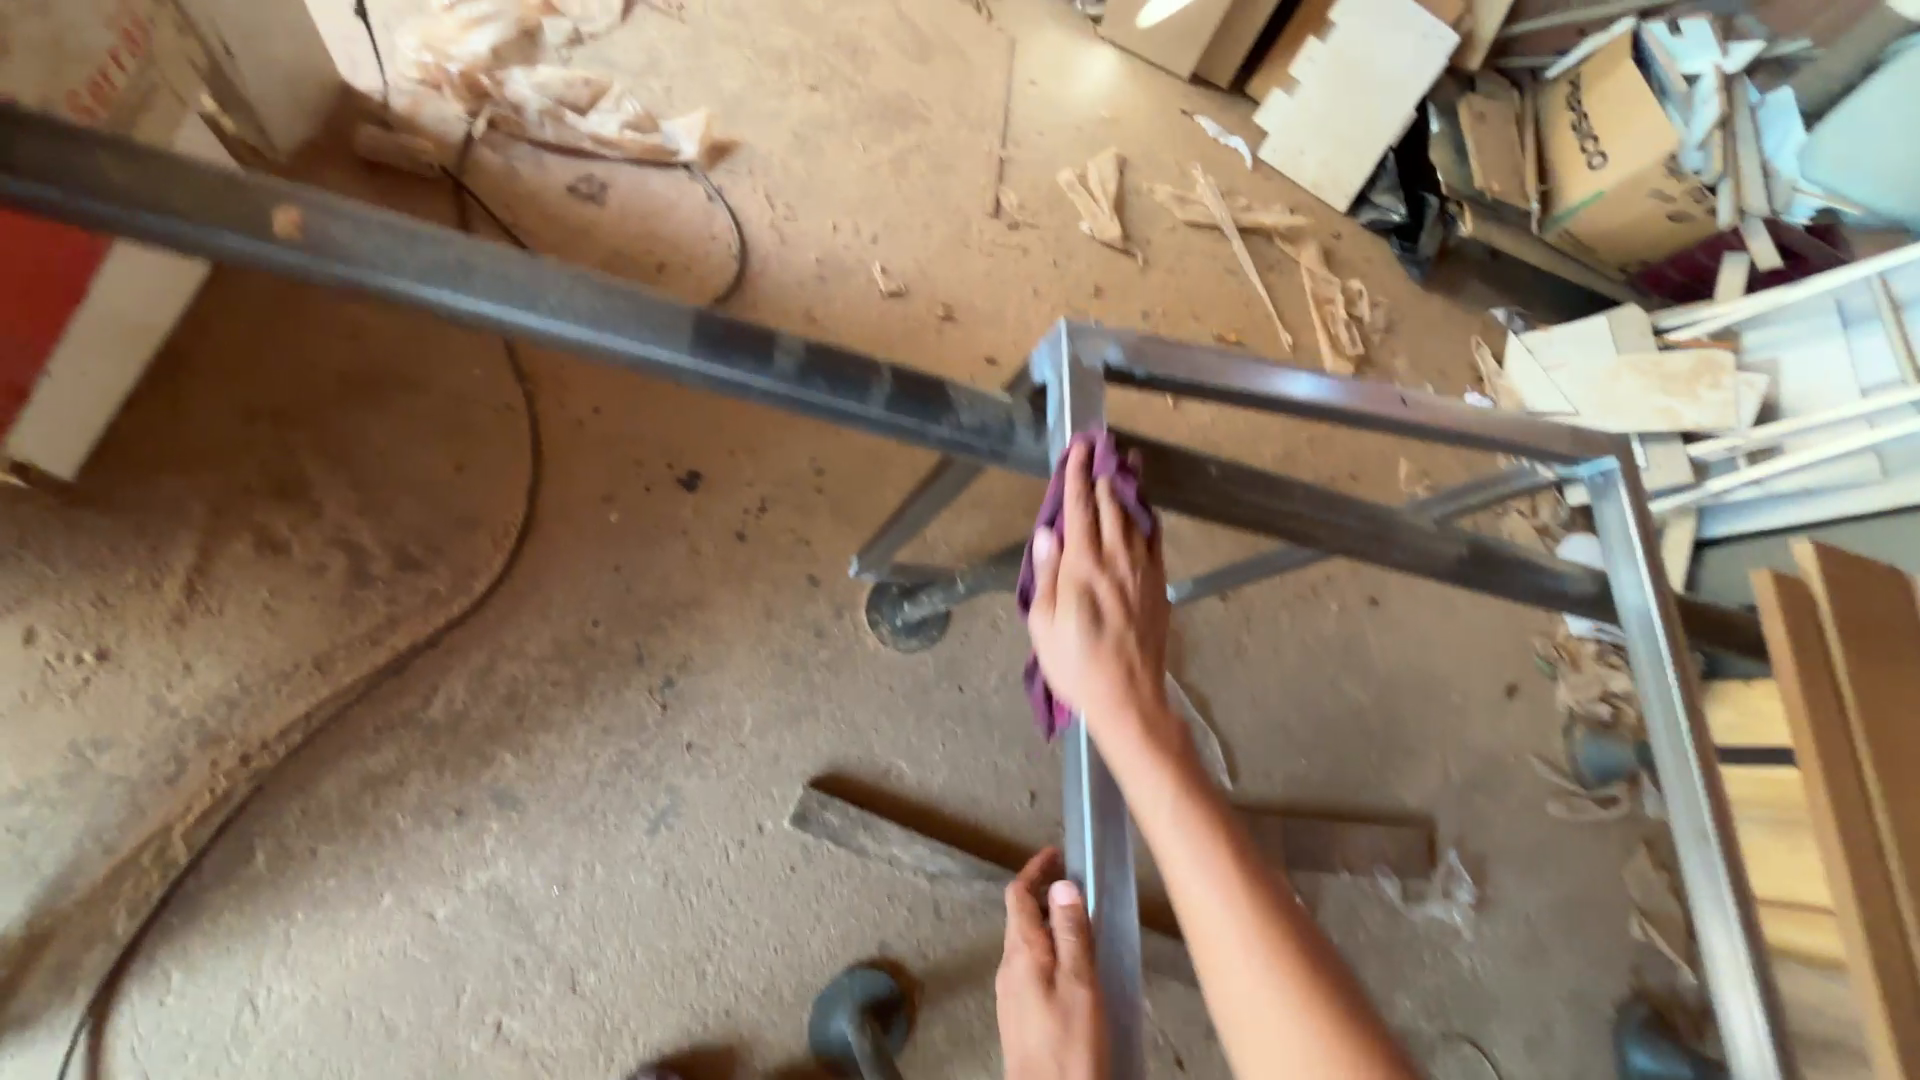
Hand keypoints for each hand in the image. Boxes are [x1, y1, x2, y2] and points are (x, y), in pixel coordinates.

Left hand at [996, 848, 1104, 1079]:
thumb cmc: (1069, 1043)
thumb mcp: (1080, 984)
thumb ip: (1072, 934)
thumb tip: (1062, 884)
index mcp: (1021, 952)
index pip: (1018, 895)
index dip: (1035, 869)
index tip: (1056, 853)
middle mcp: (1008, 966)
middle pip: (1019, 915)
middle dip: (1042, 891)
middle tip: (1072, 879)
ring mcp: (1010, 992)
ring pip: (1024, 940)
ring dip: (1045, 919)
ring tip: (1077, 915)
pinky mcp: (1018, 1013)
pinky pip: (1029, 963)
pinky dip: (1047, 946)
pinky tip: (1070, 960)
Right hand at [1026, 441, 1173, 748]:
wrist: (1128, 696)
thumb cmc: (1075, 664)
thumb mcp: (1043, 624)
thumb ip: (1046, 574)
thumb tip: (1047, 532)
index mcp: (1083, 566)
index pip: (1079, 508)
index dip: (1077, 474)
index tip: (1078, 448)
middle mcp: (1116, 559)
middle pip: (1110, 504)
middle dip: (1102, 472)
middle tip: (1099, 446)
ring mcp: (1143, 570)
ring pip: (1136, 516)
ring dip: (1127, 488)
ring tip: (1124, 463)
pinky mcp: (1159, 584)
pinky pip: (1155, 540)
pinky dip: (1147, 517)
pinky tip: (1144, 508)